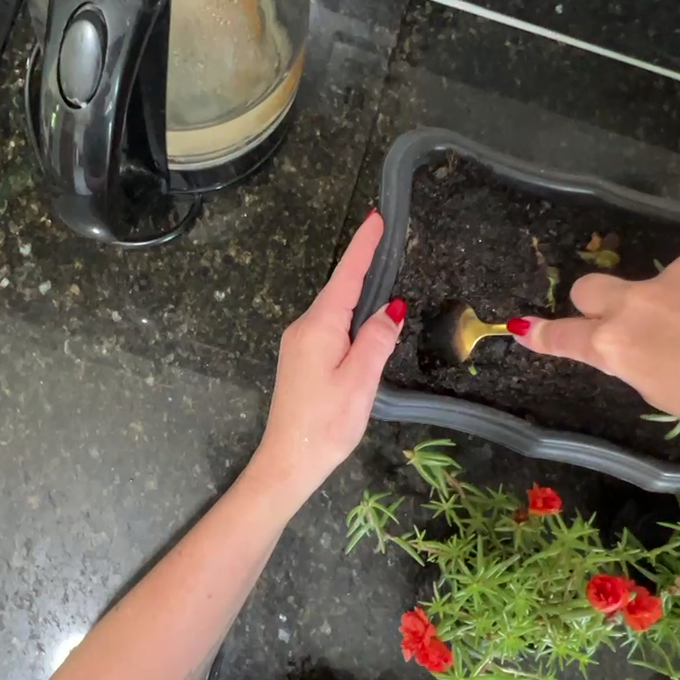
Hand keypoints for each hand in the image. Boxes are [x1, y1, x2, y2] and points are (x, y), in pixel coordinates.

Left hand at [248, 211, 404, 498]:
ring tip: (383, 276)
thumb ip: (376, 340)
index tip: (377, 217)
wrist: (288, 461)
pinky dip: (349, 318)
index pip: (346, 276)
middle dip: (363, 266)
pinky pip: (329, 328)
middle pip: (339, 290)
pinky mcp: (300, 361)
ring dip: (357, 294)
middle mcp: (303, 328)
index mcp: (318, 327)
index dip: (362, 247)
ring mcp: (298, 344)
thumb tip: (390, 309)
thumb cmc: (326, 423)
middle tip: (387, 240)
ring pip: (334, 311)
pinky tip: (364, 324)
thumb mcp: (360, 380)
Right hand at [514, 238, 679, 463]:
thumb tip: (632, 344)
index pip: (566, 338)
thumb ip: (639, 363)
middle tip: (639, 320)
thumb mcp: (672, 396)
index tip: (524, 328)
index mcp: (619, 349)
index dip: (544, 335)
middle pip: (593, 288)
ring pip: (669, 281)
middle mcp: (637, 303)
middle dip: (600, 301)